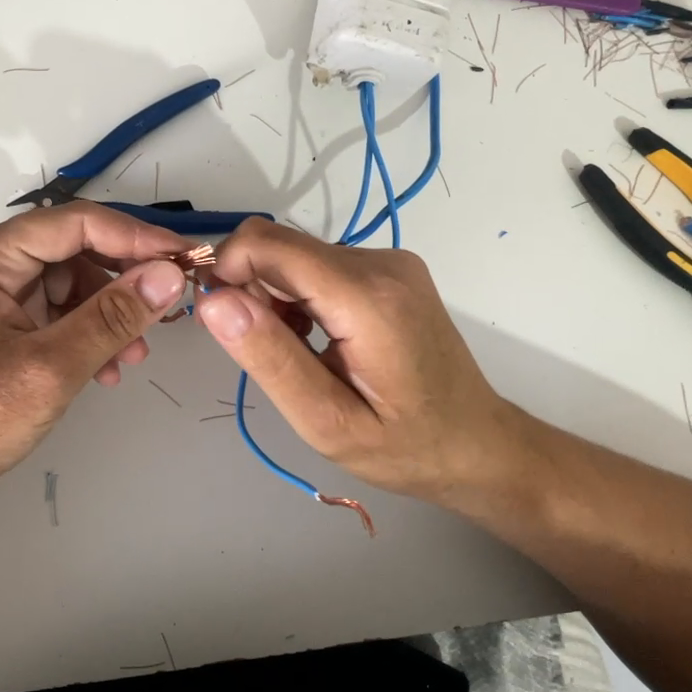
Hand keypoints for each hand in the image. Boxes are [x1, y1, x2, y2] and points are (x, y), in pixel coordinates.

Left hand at [0, 202, 190, 519]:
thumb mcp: (51, 369)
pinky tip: (107, 368)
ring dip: (109, 314)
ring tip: (133, 357)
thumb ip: (111, 319)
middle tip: (170, 307)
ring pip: (72, 280)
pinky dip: (87, 332)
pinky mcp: (3, 316)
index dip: (133, 235)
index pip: (73, 223)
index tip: (184, 257)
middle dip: (122, 280)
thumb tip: (170, 275)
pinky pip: (59, 308)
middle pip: (74, 248)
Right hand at [194, 219, 522, 503]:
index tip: (218, 321)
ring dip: (271, 295)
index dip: (225, 270)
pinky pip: (314, 263)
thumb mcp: (326, 422)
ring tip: (293, 351)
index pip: (266, 244)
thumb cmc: (406, 448)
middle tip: (258, 349)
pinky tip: (312, 338)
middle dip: (247, 288)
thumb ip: (269, 358)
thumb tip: (211, 300)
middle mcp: (378, 261)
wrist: (480, 447)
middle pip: (276, 246)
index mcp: (366, 297)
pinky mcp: (386, 268)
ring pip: (291, 254)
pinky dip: (295, 294)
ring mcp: (386, 261)